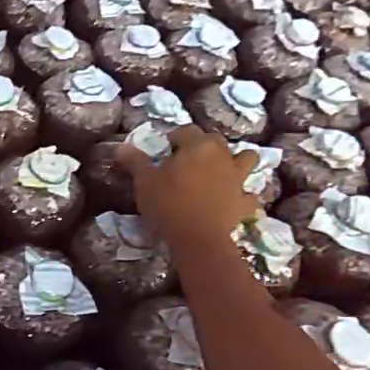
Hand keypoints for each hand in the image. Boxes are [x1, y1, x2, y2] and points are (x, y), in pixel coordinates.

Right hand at [115, 124, 259, 248]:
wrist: (197, 238)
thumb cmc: (168, 203)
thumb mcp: (144, 181)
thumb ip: (135, 162)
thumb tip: (121, 147)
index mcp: (198, 146)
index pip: (187, 130)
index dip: (175, 137)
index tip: (166, 147)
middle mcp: (222, 156)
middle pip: (215, 141)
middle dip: (203, 145)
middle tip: (187, 159)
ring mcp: (237, 179)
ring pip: (246, 160)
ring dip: (237, 161)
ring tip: (222, 169)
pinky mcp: (243, 202)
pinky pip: (248, 195)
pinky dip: (242, 196)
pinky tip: (234, 200)